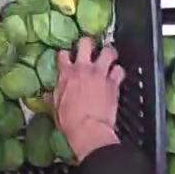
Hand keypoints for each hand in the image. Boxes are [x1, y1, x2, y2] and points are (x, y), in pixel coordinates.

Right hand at [55, 38, 122, 160]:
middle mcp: (84, 68)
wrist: (89, 130)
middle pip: (86, 43)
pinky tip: (116, 75)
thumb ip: (58, 91)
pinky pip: (120, 70)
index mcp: (67, 73)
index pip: (64, 53)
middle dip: (88, 43)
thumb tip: (54, 88)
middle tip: (90, 48)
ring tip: (108, 57)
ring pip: (108, 51)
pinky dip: (118, 72)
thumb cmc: (69, 120)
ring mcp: (100, 74)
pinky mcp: (113, 83)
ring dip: (108, 53)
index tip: (68, 59)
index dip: (66, 55)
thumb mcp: (56, 104)